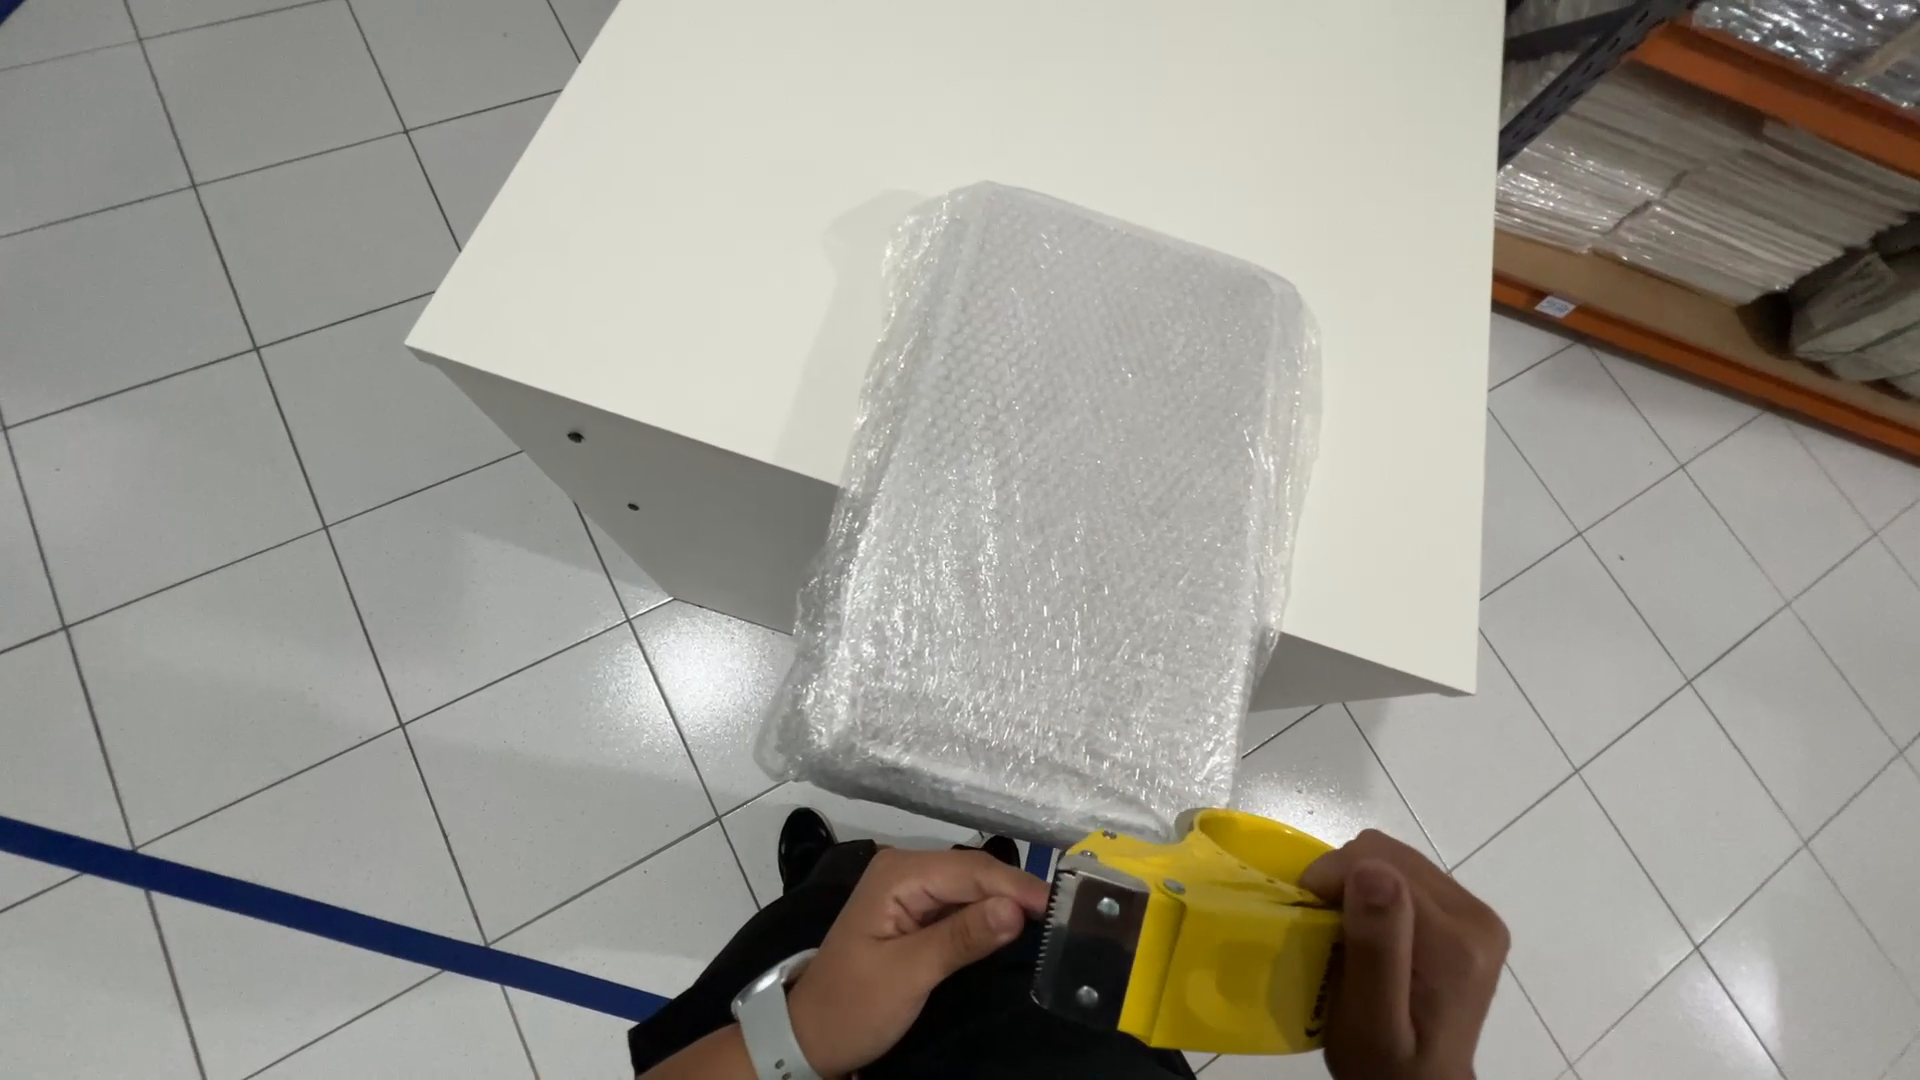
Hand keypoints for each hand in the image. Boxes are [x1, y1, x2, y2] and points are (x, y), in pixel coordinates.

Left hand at [784, 847, 1050, 1076]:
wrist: (810, 1035)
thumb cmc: (853, 1005)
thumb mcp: (908, 974)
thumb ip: (962, 937)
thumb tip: (1016, 908)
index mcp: (898, 873)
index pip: (970, 870)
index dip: (1016, 886)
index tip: (1060, 908)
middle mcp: (906, 868)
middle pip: (974, 872)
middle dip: (1016, 890)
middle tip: (1065, 915)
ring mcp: (911, 888)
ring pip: (971, 886)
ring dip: (1006, 900)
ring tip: (1051, 918)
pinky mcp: (917, 909)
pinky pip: (961, 903)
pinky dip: (988, 913)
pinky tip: (1015, 923)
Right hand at [1299, 830, 1508, 1079]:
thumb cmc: (1383, 1062)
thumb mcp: (1370, 1017)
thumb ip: (1376, 946)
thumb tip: (1372, 871)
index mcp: (1457, 941)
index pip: (1377, 864)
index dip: (1331, 881)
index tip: (1310, 919)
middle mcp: (1475, 916)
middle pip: (1384, 853)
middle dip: (1341, 879)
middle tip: (1323, 925)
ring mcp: (1471, 912)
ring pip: (1388, 856)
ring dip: (1353, 881)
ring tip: (1344, 927)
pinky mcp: (1461, 912)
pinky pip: (1398, 870)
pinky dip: (1368, 887)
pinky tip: (1365, 924)